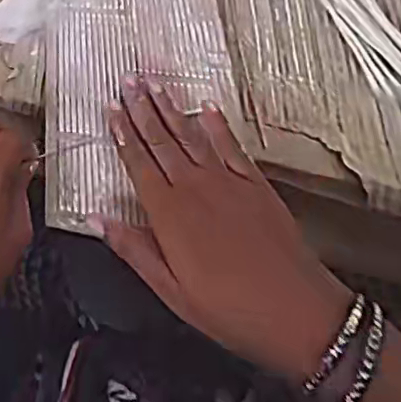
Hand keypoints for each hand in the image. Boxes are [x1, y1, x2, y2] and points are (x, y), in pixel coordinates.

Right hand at [94, 76, 352, 386]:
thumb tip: (95, 219)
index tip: (111, 109)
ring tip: (154, 85)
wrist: (305, 319)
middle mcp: (194, 189)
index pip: (137, 161)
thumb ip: (132, 249)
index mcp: (168, 212)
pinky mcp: (256, 188)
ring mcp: (227, 184)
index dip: (122, 133)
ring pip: (190, 137)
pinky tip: (207, 108)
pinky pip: (232, 148)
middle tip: (128, 83)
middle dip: (141, 108)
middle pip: (160, 140)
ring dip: (170, 109)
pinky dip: (218, 126)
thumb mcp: (171, 290)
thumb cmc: (232, 310)